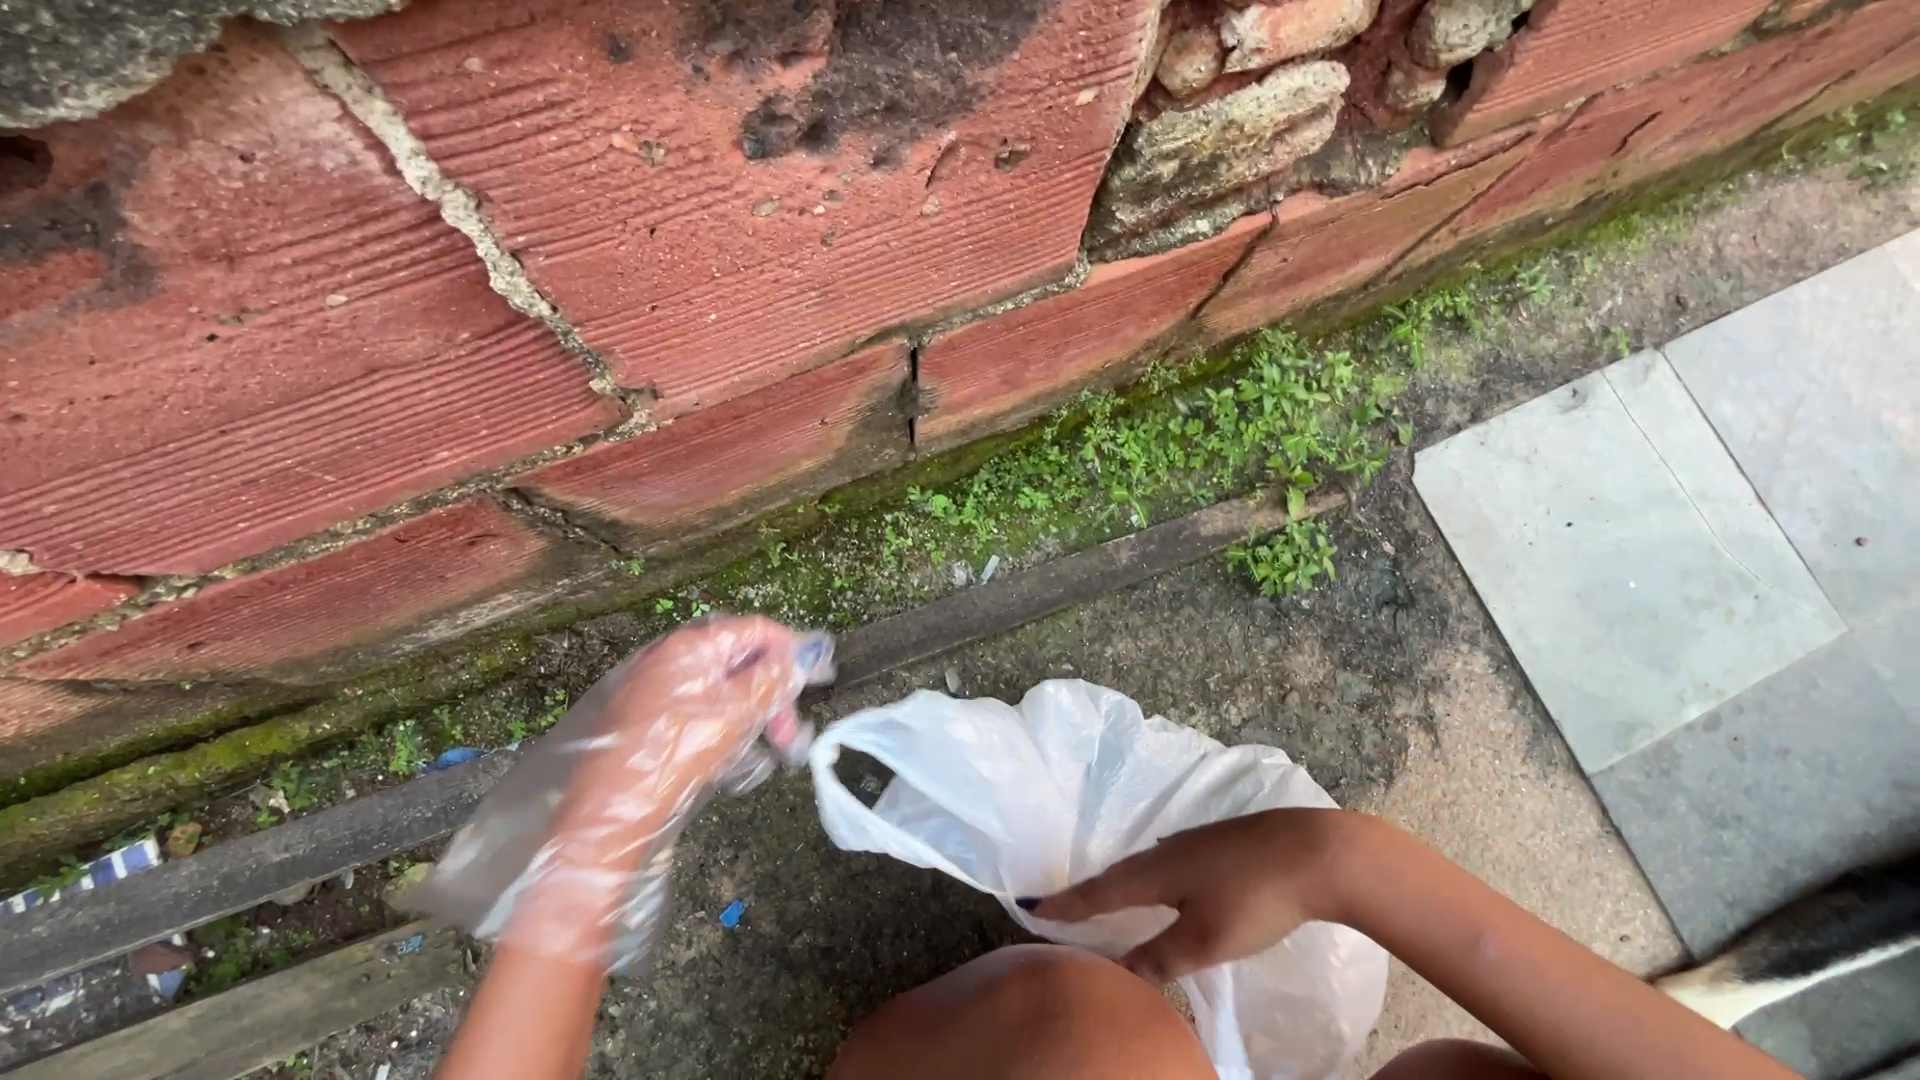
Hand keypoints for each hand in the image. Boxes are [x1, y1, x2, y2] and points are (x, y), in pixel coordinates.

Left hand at [556, 615, 807, 862]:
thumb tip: (809, 650)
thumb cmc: (675, 753)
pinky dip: (723, 724)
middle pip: (740, 659)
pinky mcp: (645, 716)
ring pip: (721, 688)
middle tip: (788, 735)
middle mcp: (670, 656)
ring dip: (751, 713)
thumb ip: (774, 678)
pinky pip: (698, 708)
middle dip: (772, 693)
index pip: (757, 630)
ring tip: (762, 750)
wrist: (608, 808)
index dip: (793, 651)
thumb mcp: (736, 713)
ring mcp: (654, 686)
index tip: (818, 682)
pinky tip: (728, 757)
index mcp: (692, 646)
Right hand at [1030, 808, 1357, 982]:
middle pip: (1118, 873)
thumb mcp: (1206, 939)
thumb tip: (1117, 973)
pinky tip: (1163, 883)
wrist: (1316, 852)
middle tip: (1064, 907)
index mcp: (1155, 872)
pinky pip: (1167, 860)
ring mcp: (1195, 842)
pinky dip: (1149, 876)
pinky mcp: (1220, 842)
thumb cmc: (1255, 898)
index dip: (1067, 904)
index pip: (1100, 892)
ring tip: (1107, 898)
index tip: (1033, 906)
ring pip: (1145, 865)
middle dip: (1089, 892)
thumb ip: (1160, 957)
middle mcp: (1166, 850)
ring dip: (1120, 883)